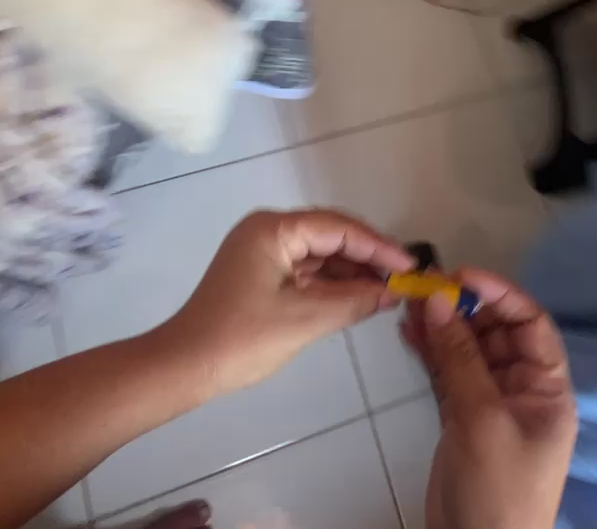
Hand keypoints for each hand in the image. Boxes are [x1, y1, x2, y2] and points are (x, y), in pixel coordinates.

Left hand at [159, 209, 416, 396]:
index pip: (337, 228)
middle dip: (367, 256)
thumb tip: (392, 294)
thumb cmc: (242, 338)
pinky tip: (359, 296)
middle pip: (329, 234)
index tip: (410, 267)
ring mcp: (263, 250)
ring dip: (351, 271)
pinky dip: (332, 282)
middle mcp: (268, 229)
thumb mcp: (304, 320)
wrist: (185, 366)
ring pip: (319, 252)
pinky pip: (306, 269)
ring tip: (389, 290)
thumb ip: (353, 301)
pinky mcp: (262, 271)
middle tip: (405, 277)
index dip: (377, 246)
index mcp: (273, 229)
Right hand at [403, 268, 575, 528]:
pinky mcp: (462, 413)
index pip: (530, 324)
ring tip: (410, 303)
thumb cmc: (498, 487)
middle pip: (495, 331)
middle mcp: (522, 388)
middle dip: (464, 306)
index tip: (461, 275)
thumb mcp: (482, 419)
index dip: (500, 295)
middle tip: (426, 287)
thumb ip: (460, 357)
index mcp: (546, 389)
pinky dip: (430, 348)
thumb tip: (439, 298)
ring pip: (467, 347)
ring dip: (442, 324)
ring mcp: (490, 400)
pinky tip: (408, 331)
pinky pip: (448, 368)